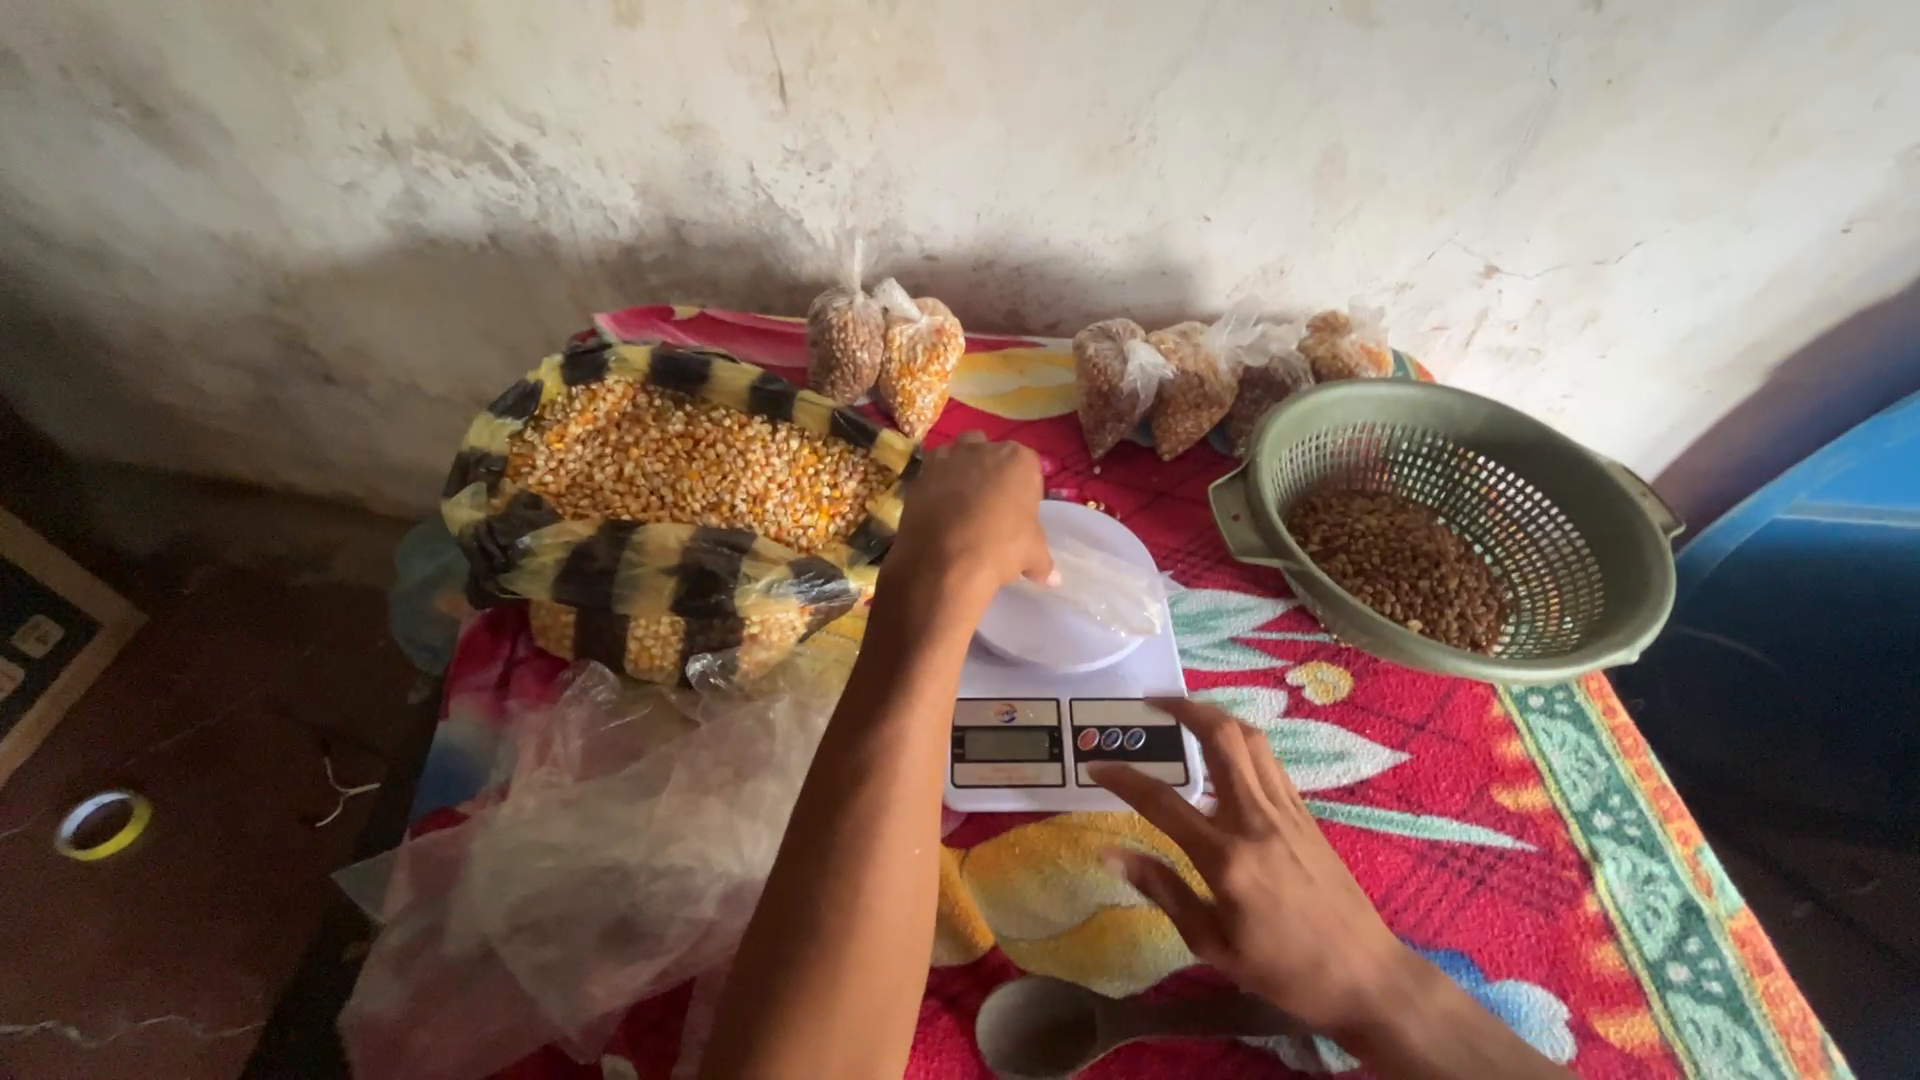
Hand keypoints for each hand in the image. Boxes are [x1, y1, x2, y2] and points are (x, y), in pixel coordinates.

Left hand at [884, 435, 1054, 601]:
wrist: (945, 561)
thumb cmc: (1000, 548)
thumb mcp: (1032, 555)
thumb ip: (1044, 562)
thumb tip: (1053, 579)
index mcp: (1018, 459)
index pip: (1028, 466)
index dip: (1024, 488)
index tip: (1020, 511)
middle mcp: (982, 449)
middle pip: (989, 452)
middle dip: (990, 470)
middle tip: (990, 503)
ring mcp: (947, 459)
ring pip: (955, 454)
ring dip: (960, 470)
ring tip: (961, 502)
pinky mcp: (919, 476)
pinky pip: (930, 474)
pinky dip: (934, 486)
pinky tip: (938, 511)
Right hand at [1089, 699, 1414, 1036]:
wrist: (1366, 977)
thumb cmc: (1284, 970)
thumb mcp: (1212, 943)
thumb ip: (1161, 888)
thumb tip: (1111, 853)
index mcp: (1225, 858)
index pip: (1162, 802)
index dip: (1123, 779)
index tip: (1096, 766)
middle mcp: (1255, 820)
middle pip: (1220, 739)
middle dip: (1183, 708)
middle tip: (1152, 702)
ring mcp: (1285, 811)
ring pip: (1250, 738)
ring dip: (1214, 714)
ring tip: (1186, 710)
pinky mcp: (1305, 812)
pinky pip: (1269, 760)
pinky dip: (1242, 740)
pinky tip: (1225, 748)